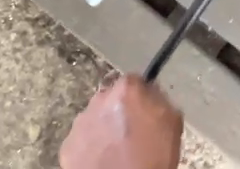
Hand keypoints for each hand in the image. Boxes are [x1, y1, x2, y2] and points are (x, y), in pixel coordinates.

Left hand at [58, 75, 182, 168]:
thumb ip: (161, 99)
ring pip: (95, 118)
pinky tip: (101, 159)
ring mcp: (80, 124)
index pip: (135, 80)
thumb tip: (151, 94)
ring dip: (103, 127)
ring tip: (114, 148)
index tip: (146, 110)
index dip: (141, 95)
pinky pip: (82, 139)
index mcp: (126, 89)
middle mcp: (99, 99)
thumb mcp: (172, 122)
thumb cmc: (152, 157)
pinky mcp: (67, 148)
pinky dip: (90, 147)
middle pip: (112, 97)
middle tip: (130, 131)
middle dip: (120, 110)